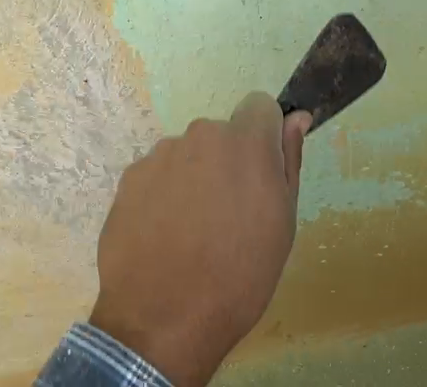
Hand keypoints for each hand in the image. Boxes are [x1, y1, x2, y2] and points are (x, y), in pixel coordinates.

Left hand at [88, 93, 313, 386]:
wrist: (162, 320)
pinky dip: (163, 196)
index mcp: (246, 141)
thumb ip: (288, 160)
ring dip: (194, 178)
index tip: (261, 170)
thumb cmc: (239, 275)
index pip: (260, 105)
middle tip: (228, 215)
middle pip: (221, 134)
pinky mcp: (130, 178)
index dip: (264, 134)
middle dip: (227, 162)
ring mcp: (161, 155)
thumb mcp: (282, 222)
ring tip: (191, 232)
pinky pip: (157, 175)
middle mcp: (201, 135)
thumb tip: (296, 117)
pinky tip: (164, 237)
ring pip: (188, 155)